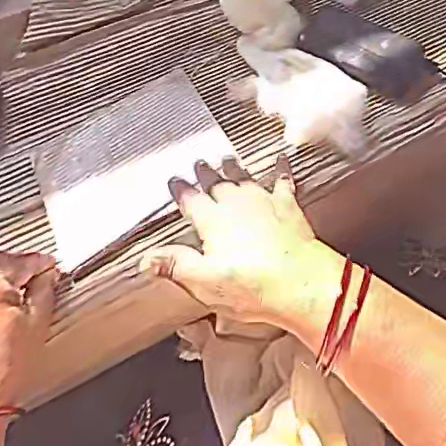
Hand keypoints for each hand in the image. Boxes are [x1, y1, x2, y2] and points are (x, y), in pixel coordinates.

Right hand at [140, 158, 341, 329]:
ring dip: (234, 168)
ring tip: (227, 159)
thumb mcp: (204, 282)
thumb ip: (176, 265)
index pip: (191, 200)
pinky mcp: (287, 204)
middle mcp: (237, 204)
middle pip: (217, 183)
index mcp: (214, 221)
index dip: (181, 190)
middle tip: (199, 162)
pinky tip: (281, 158)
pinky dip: (280, 168)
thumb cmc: (252, 286)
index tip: (175, 180)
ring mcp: (263, 201)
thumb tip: (147, 258)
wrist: (299, 280)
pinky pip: (282, 180)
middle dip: (206, 173)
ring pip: (244, 177)